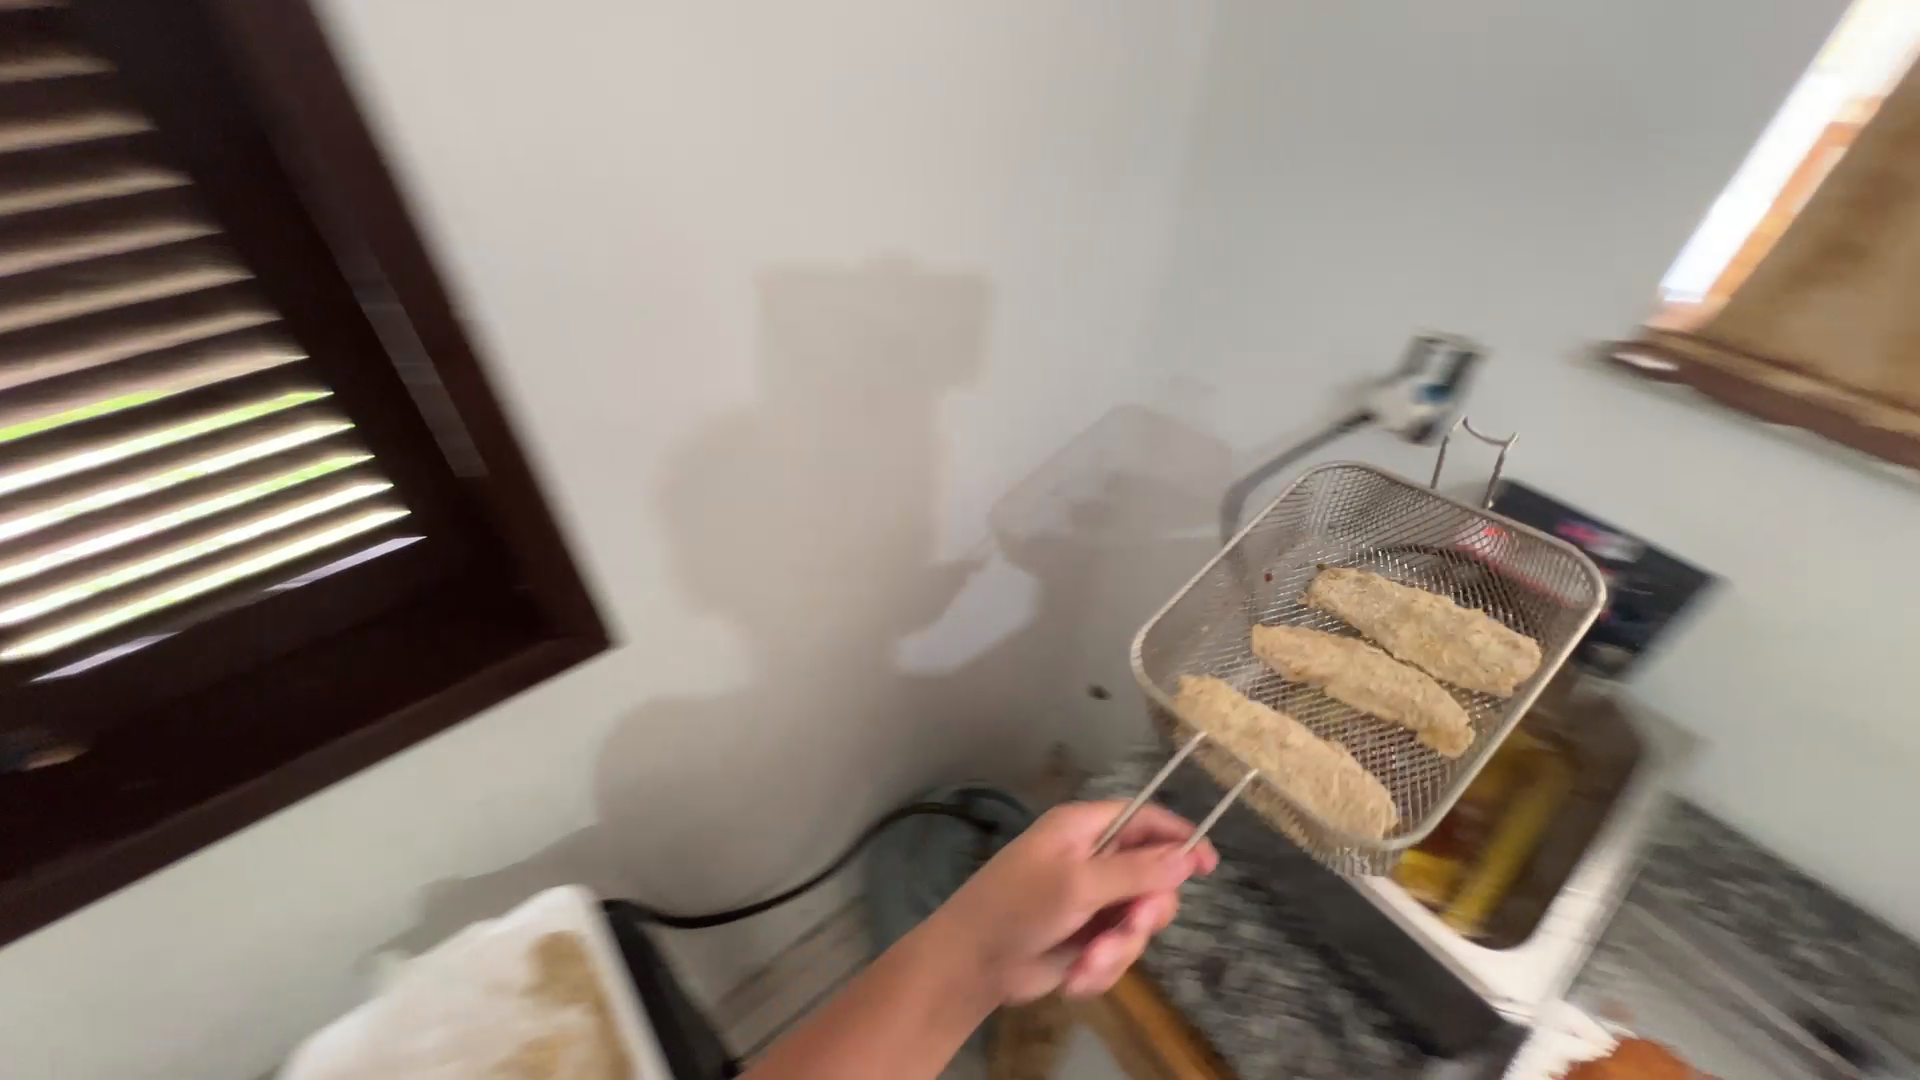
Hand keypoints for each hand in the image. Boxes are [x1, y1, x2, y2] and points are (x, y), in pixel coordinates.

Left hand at [923, 800, 1217, 1003]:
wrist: (974, 964)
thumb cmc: (1017, 906)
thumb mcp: (1077, 885)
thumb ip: (1134, 872)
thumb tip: (1187, 855)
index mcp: (1084, 829)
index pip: (1144, 820)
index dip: (1178, 838)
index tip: (1208, 865)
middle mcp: (1091, 859)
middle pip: (1151, 877)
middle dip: (1142, 912)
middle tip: (1129, 927)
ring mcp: (1091, 900)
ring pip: (1138, 922)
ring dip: (1117, 950)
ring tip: (1087, 963)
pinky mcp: (1087, 938)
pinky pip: (1119, 952)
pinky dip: (1101, 969)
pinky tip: (1074, 977)